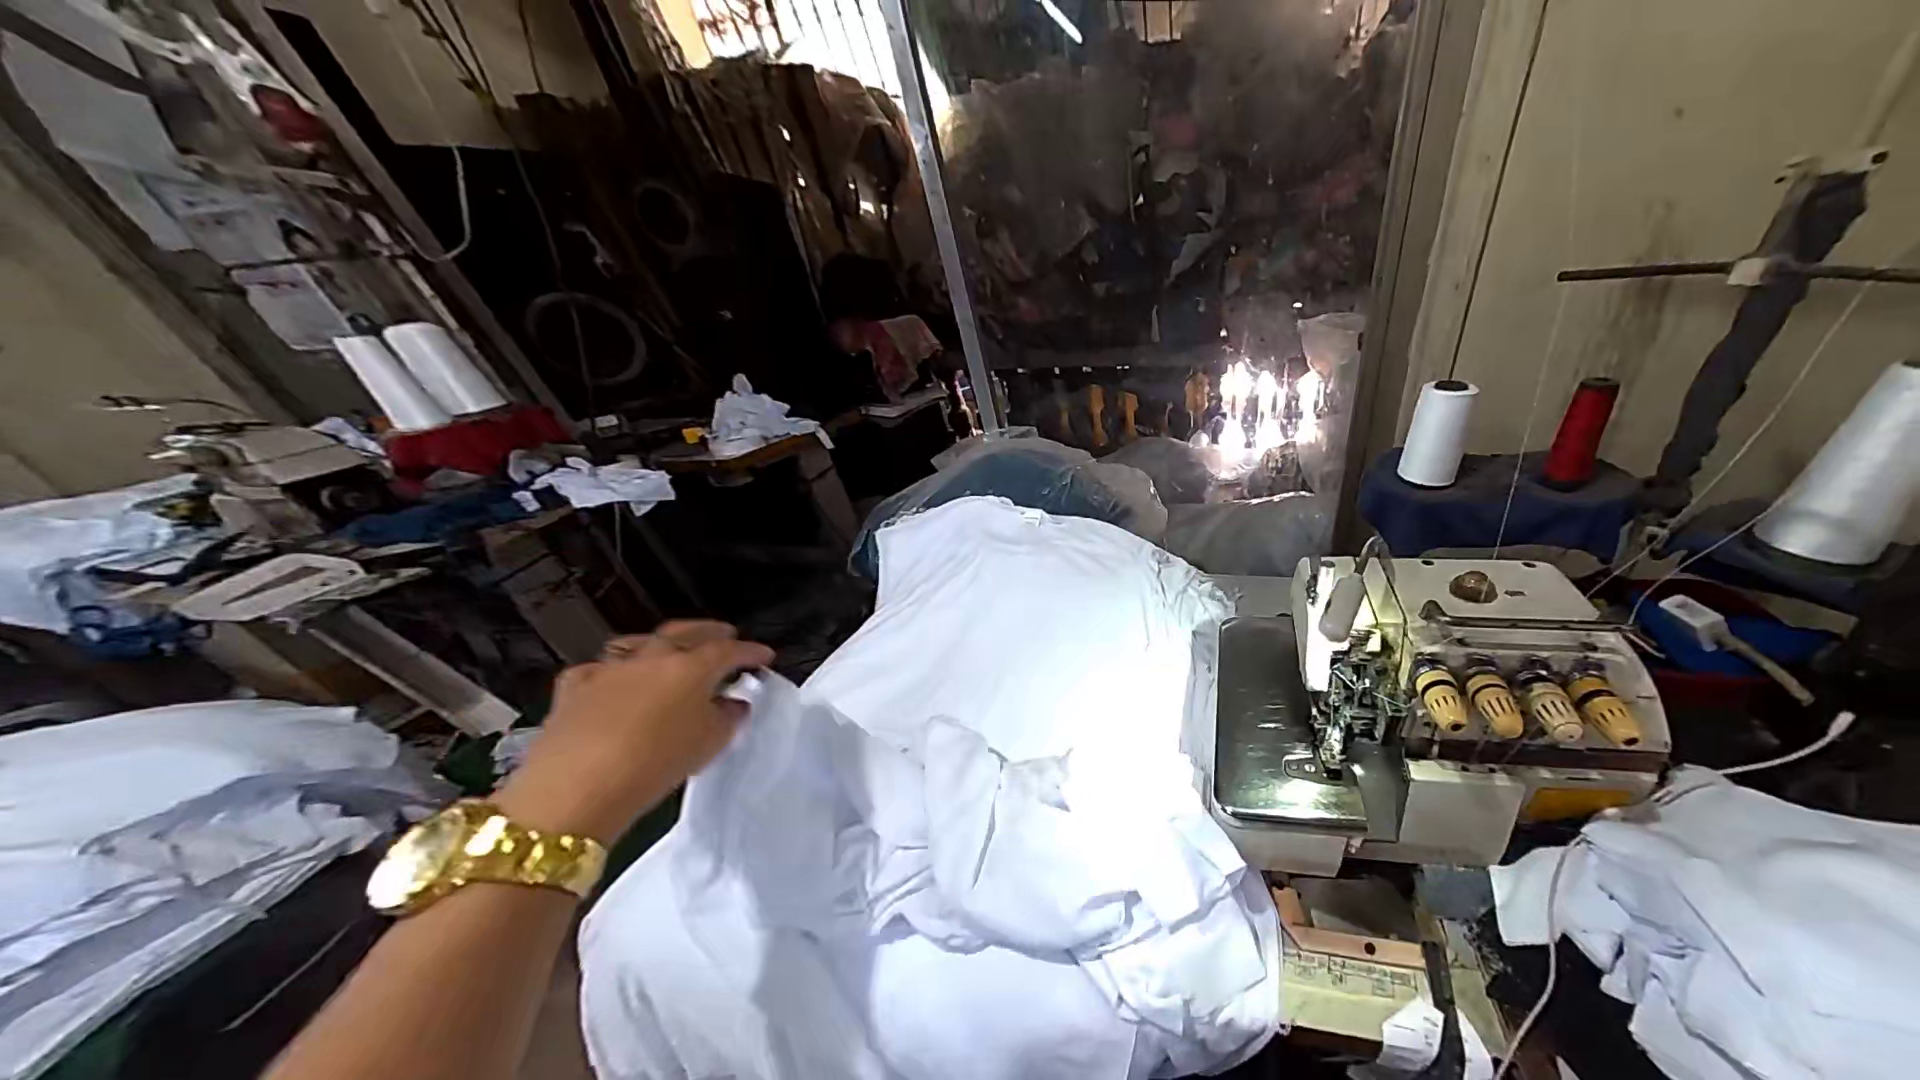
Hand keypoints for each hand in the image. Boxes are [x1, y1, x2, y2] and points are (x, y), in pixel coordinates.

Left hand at [494, 621, 773, 843]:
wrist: (576, 788)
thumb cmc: (655, 763)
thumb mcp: (709, 744)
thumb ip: (728, 718)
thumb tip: (733, 704)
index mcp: (692, 666)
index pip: (729, 650)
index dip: (750, 651)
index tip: (764, 655)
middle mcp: (652, 656)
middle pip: (686, 632)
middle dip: (709, 632)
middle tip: (725, 635)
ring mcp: (610, 667)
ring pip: (640, 642)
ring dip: (661, 644)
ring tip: (671, 652)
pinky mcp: (574, 686)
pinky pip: (599, 669)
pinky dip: (613, 673)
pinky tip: (614, 683)